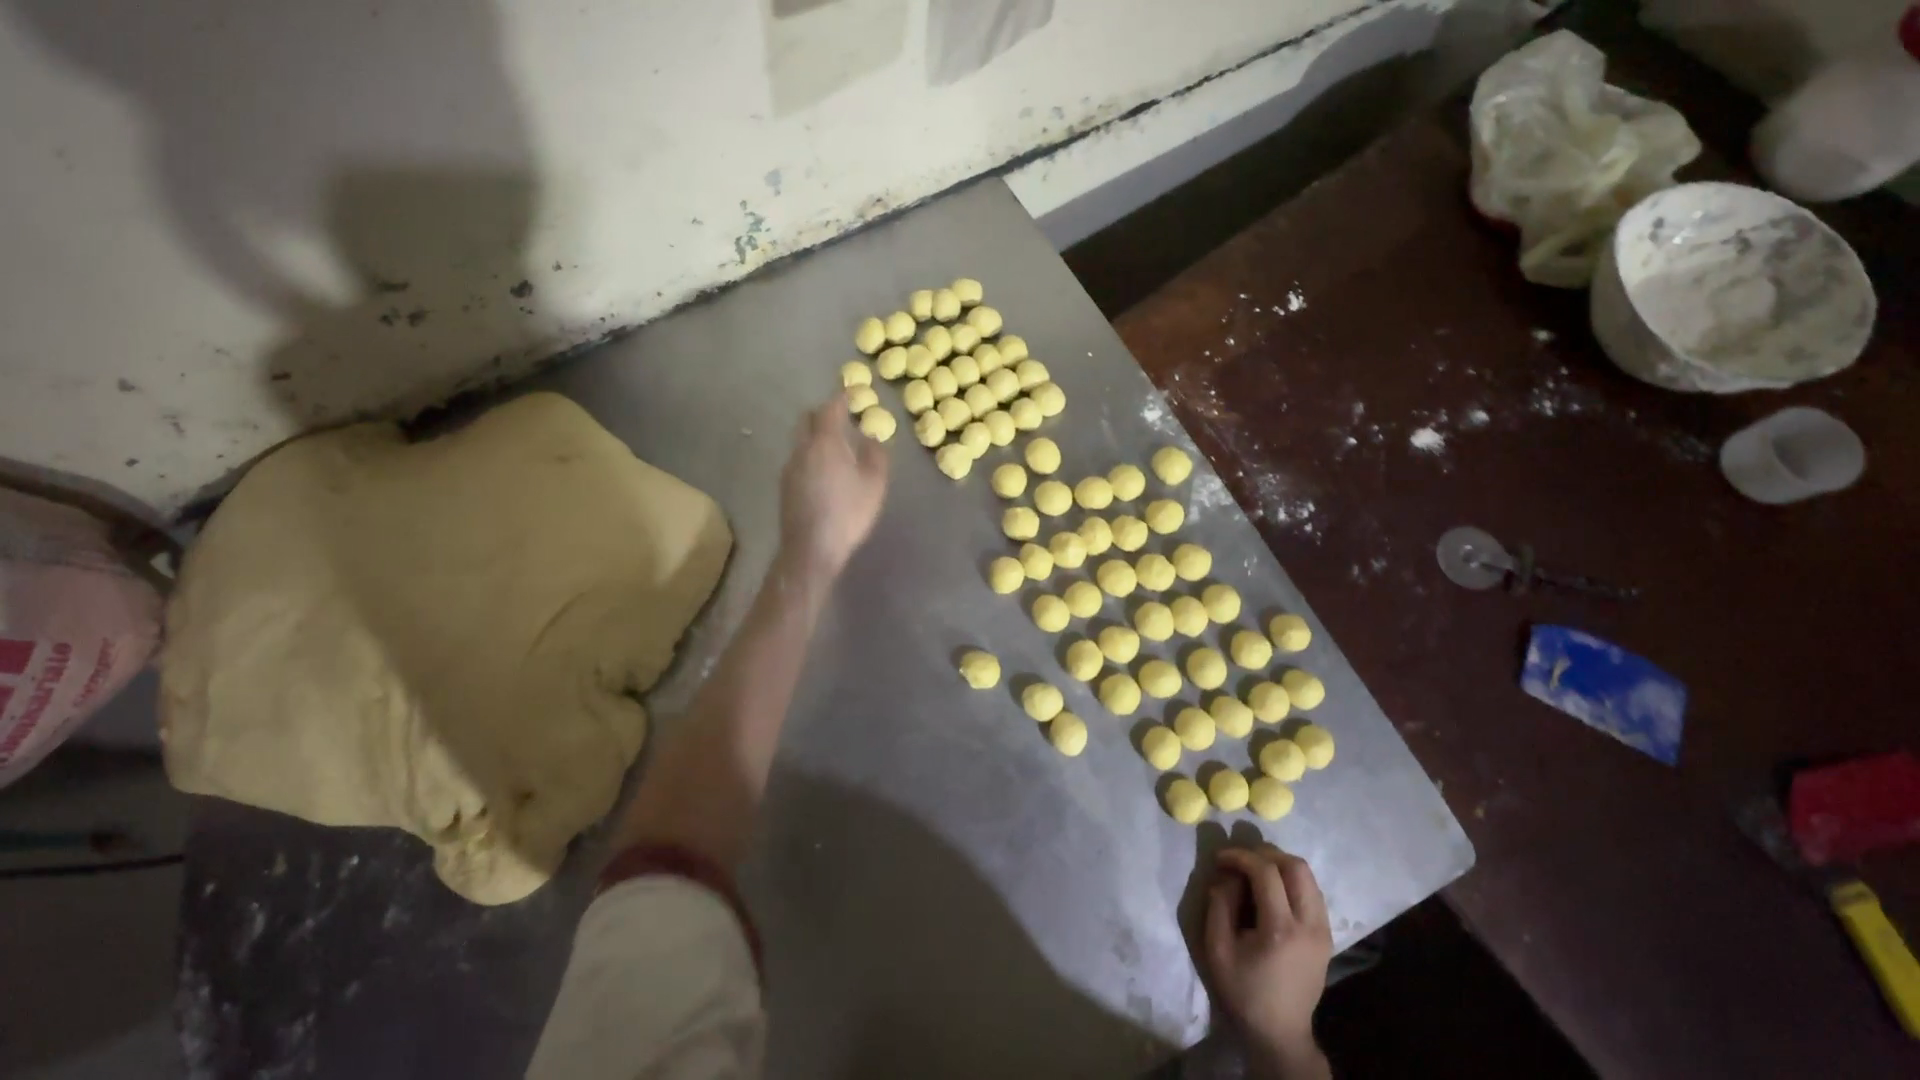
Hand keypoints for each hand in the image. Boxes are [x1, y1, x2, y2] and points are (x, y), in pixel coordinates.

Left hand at [777, 393, 889, 578]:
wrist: (811, 548)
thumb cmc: (848, 513)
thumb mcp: (874, 484)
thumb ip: (876, 454)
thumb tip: (871, 435)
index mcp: (825, 442)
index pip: (831, 408)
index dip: (843, 396)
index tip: (855, 392)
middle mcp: (802, 448)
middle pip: (808, 418)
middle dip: (825, 412)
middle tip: (844, 417)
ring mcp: (789, 467)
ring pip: (801, 439)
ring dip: (817, 434)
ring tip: (838, 447)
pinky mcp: (785, 485)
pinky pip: (799, 458)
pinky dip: (812, 453)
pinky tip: (826, 472)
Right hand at [1204, 845, 1332, 1078]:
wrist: (1279, 1031)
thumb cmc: (1243, 991)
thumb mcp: (1217, 949)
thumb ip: (1219, 905)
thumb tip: (1227, 875)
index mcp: (1280, 929)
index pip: (1266, 871)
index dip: (1241, 856)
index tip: (1220, 858)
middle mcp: (1309, 924)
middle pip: (1297, 866)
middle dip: (1265, 854)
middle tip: (1241, 860)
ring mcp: (1323, 930)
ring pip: (1308, 877)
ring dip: (1280, 866)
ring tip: (1254, 873)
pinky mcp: (1326, 936)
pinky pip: (1312, 893)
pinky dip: (1291, 882)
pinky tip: (1271, 892)